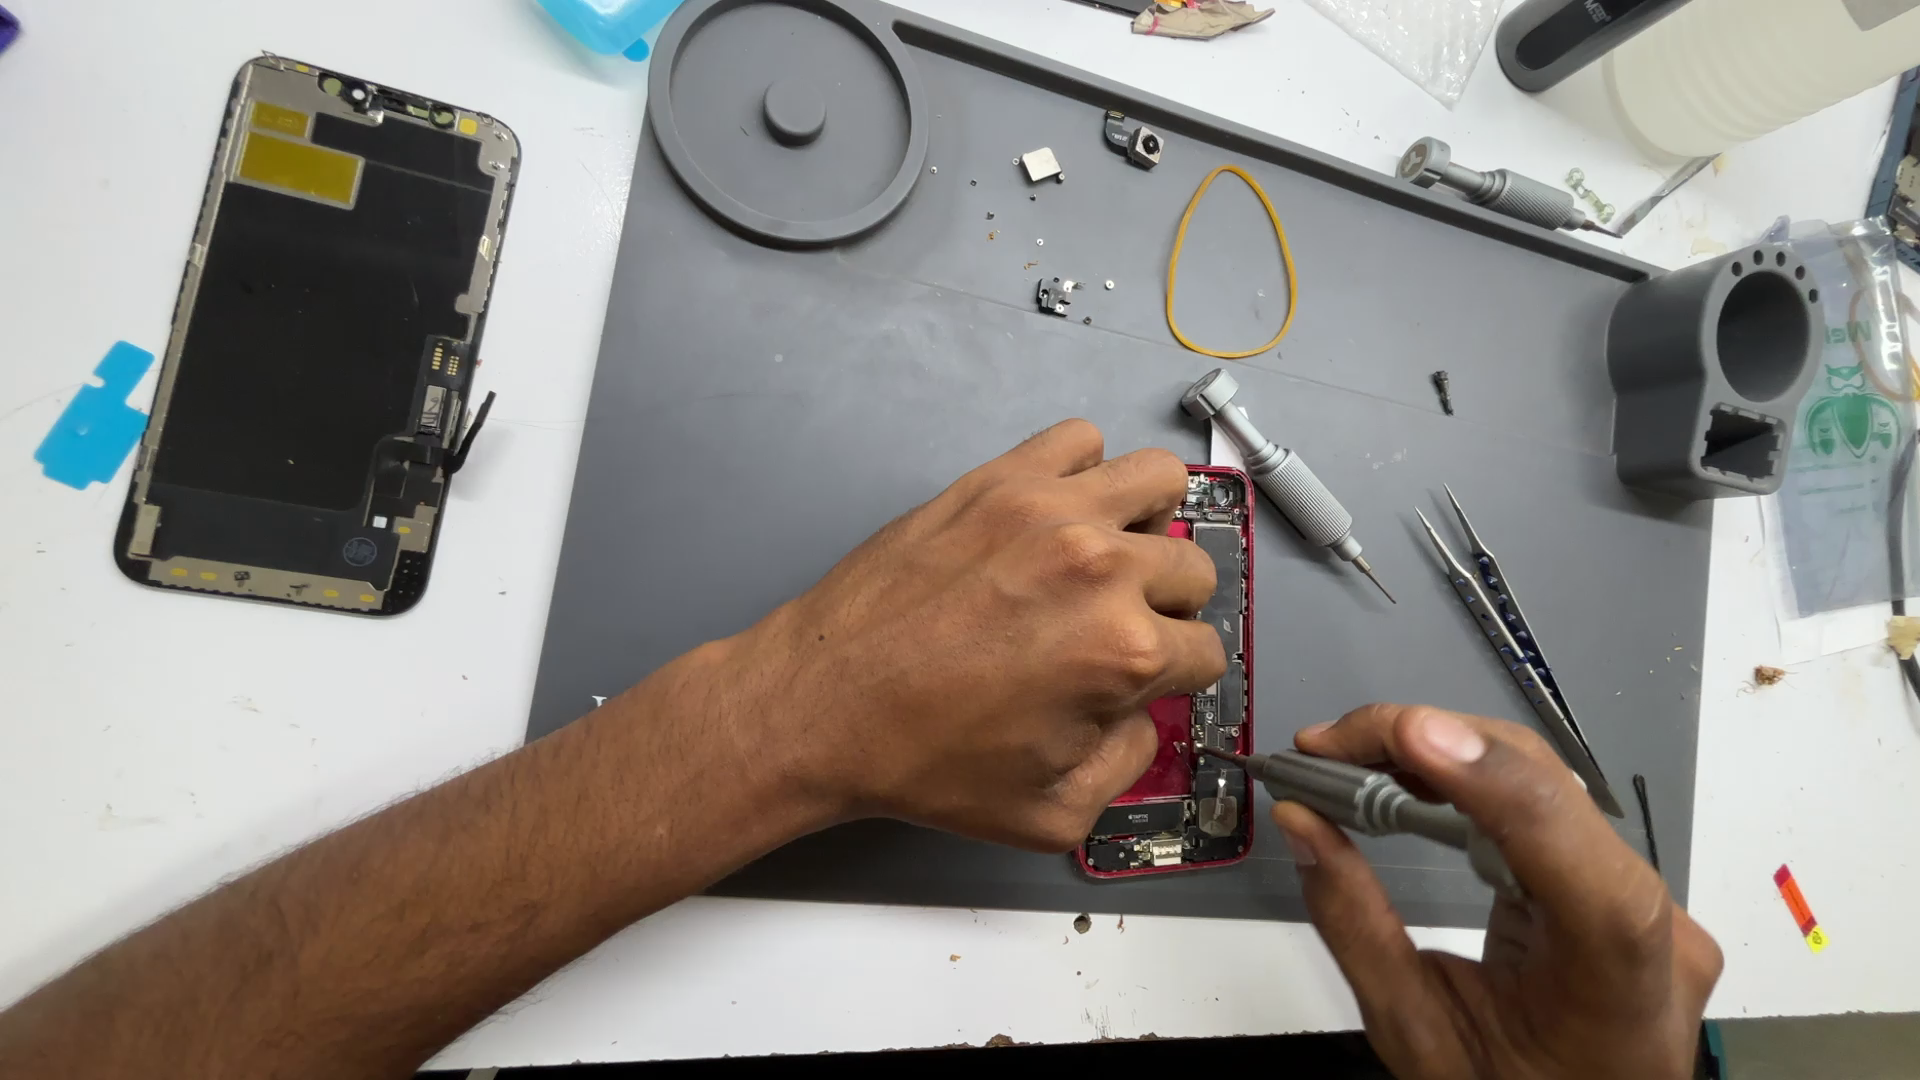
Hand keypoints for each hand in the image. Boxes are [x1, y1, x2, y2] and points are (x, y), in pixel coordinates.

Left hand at [710, 419, 1224, 849]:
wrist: (823, 702)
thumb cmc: (928, 764)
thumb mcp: (1052, 813)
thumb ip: (1129, 762)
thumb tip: (1144, 708)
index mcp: (1122, 652)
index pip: (1205, 652)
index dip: (1176, 675)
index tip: (1138, 677)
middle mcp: (1099, 566)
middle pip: (1192, 568)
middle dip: (1167, 606)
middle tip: (1114, 624)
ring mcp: (1047, 510)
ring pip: (1158, 479)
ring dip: (1149, 522)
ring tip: (1104, 554)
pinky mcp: (997, 478)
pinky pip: (1076, 439)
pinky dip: (1083, 472)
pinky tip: (1053, 514)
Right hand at [1271, 704, 1721, 1079]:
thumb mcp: (1412, 1029)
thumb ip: (1353, 922)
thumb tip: (1298, 815)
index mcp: (1618, 985)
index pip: (1579, 867)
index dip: (1496, 786)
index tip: (1407, 736)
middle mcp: (1650, 919)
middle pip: (1544, 789)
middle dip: (1426, 745)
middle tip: (1322, 746)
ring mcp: (1630, 886)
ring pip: (1531, 774)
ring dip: (1429, 748)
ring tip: (1340, 753)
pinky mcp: (1598, 867)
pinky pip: (1522, 793)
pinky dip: (1449, 770)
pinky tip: (1392, 770)